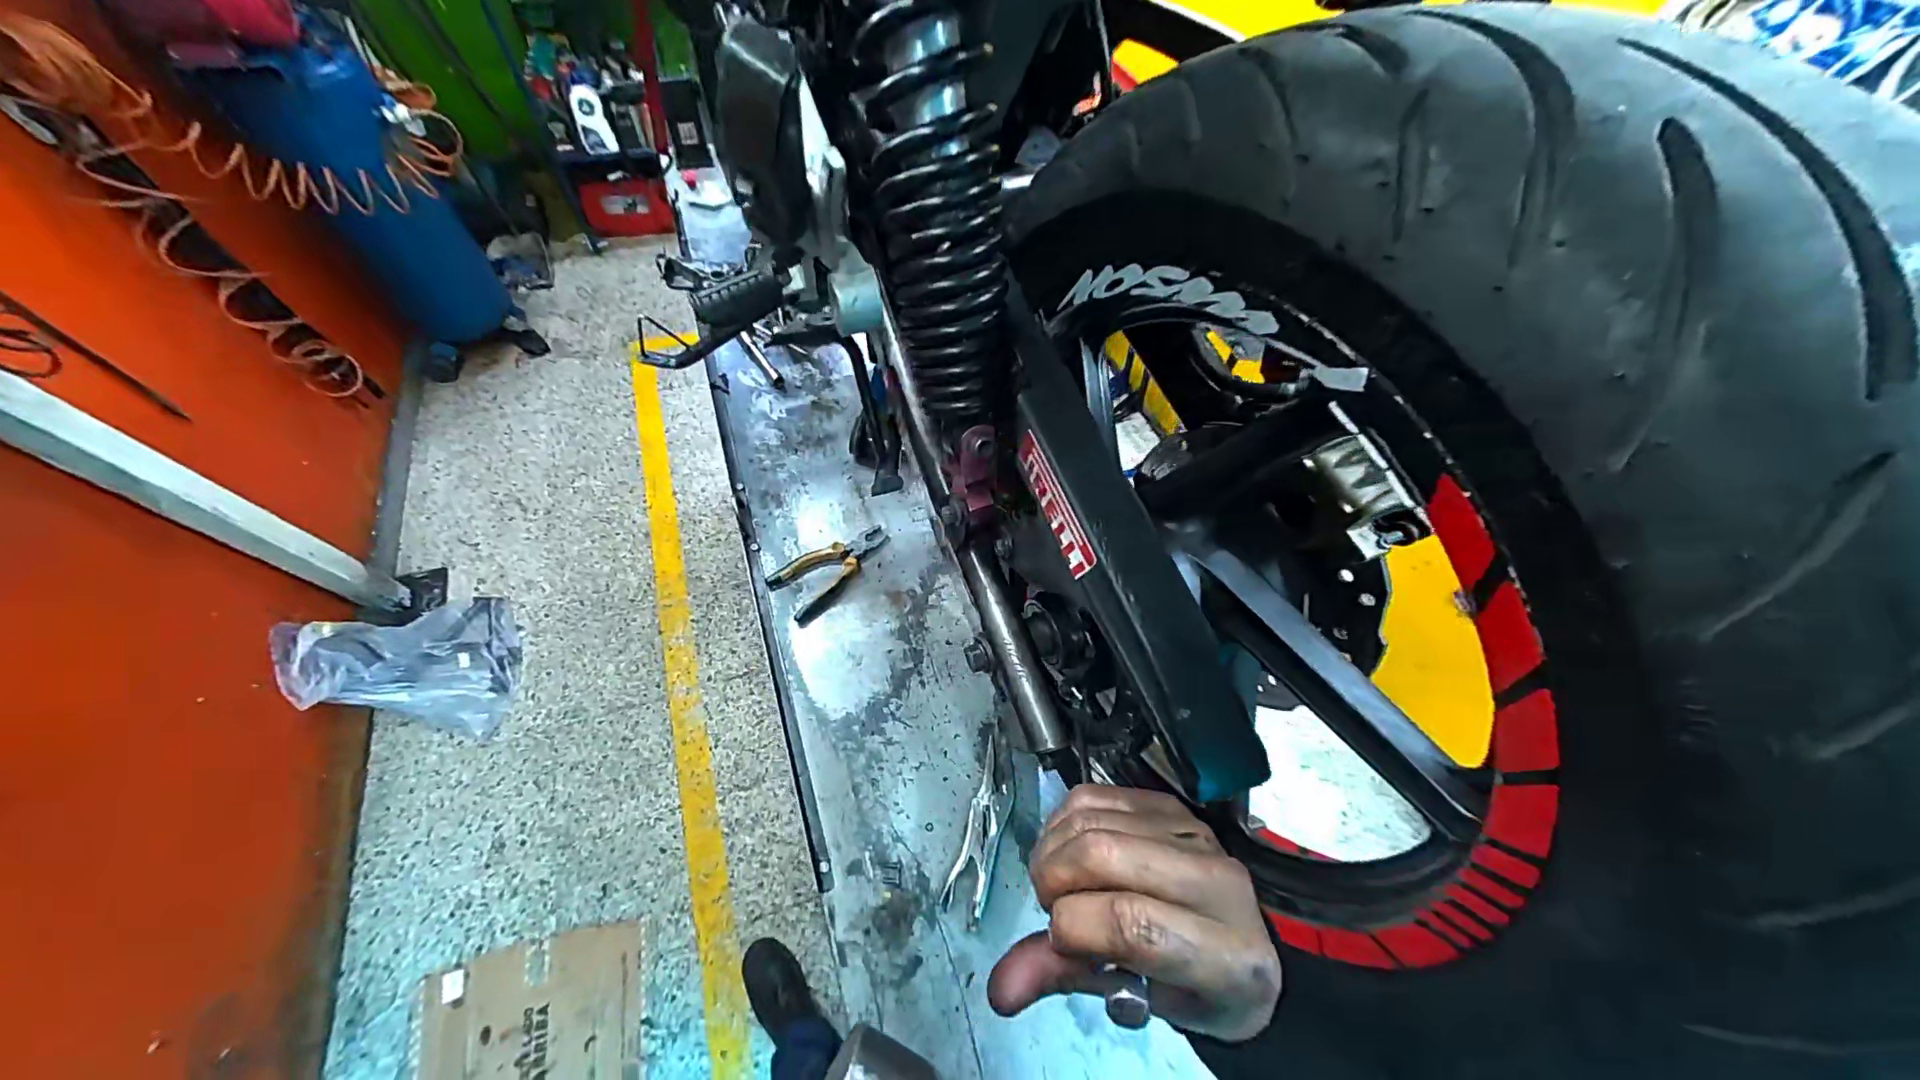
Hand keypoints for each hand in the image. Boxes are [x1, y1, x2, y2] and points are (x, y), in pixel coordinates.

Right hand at [987, 784, 1281, 1041]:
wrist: (1244, 943)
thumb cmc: (1197, 987)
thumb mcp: (1144, 1002)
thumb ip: (1069, 980)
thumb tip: (1000, 988)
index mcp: (1221, 952)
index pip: (1129, 923)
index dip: (1073, 928)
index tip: (1061, 942)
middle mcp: (1212, 879)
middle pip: (1103, 855)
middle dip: (1054, 880)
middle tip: (1053, 906)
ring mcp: (1190, 831)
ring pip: (1092, 820)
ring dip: (1051, 850)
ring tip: (1059, 882)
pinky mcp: (1167, 803)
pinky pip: (1094, 795)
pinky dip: (1061, 821)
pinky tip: (1067, 849)